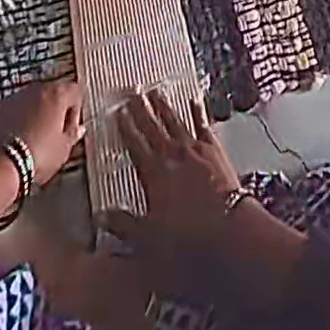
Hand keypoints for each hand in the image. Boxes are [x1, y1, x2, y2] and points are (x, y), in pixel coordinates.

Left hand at [0, 77, 83, 184]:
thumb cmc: (35, 155)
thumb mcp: (63, 149)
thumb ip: (72, 135)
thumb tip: (77, 130)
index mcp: (57, 94)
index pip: (75, 91)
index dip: (75, 111)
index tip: (70, 129)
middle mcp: (36, 90)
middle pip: (52, 94)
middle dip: (54, 112)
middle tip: (53, 136)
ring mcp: (14, 97)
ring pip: (31, 102)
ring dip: (34, 116)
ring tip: (32, 141)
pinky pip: (12, 111)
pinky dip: (15, 122)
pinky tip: (15, 142)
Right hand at [116, 89, 240, 249]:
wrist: (228, 228)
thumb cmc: (188, 235)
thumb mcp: (148, 237)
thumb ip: (123, 224)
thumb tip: (101, 217)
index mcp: (153, 172)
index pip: (134, 143)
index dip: (125, 126)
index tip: (119, 111)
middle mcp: (172, 154)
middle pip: (152, 126)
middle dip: (141, 108)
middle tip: (133, 91)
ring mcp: (194, 149)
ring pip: (174, 121)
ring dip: (164, 106)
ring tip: (156, 92)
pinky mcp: (214, 150)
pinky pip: (202, 125)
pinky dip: (197, 112)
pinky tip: (194, 101)